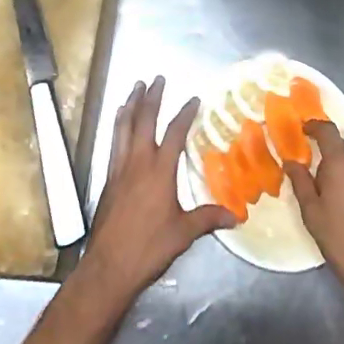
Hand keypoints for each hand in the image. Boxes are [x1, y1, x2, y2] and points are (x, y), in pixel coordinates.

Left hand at [81, 76, 237, 297]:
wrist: (110, 265)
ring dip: (131, 105)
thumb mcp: (184, 233)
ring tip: (135, 88)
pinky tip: (119, 121)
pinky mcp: (108, 178)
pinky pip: (113, 141)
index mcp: (159, 170)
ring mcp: (119, 168)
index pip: (174, 133)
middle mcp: (137, 162)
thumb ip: (208, 218)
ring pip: (124, 127)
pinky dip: (118, 125)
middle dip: (152, 98)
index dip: (184, 114)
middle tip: (157, 78)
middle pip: (144, 121)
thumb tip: (235, 216)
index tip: (194, 99)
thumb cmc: (149, 247)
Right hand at [285, 119, 343, 314]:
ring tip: (338, 194)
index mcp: (342, 162)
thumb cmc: (340, 240)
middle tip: (318, 174)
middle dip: (330, 154)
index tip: (304, 130)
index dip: (314, 126)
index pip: (327, 130)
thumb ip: (300, 180)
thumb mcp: (311, 212)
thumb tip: (291, 161)